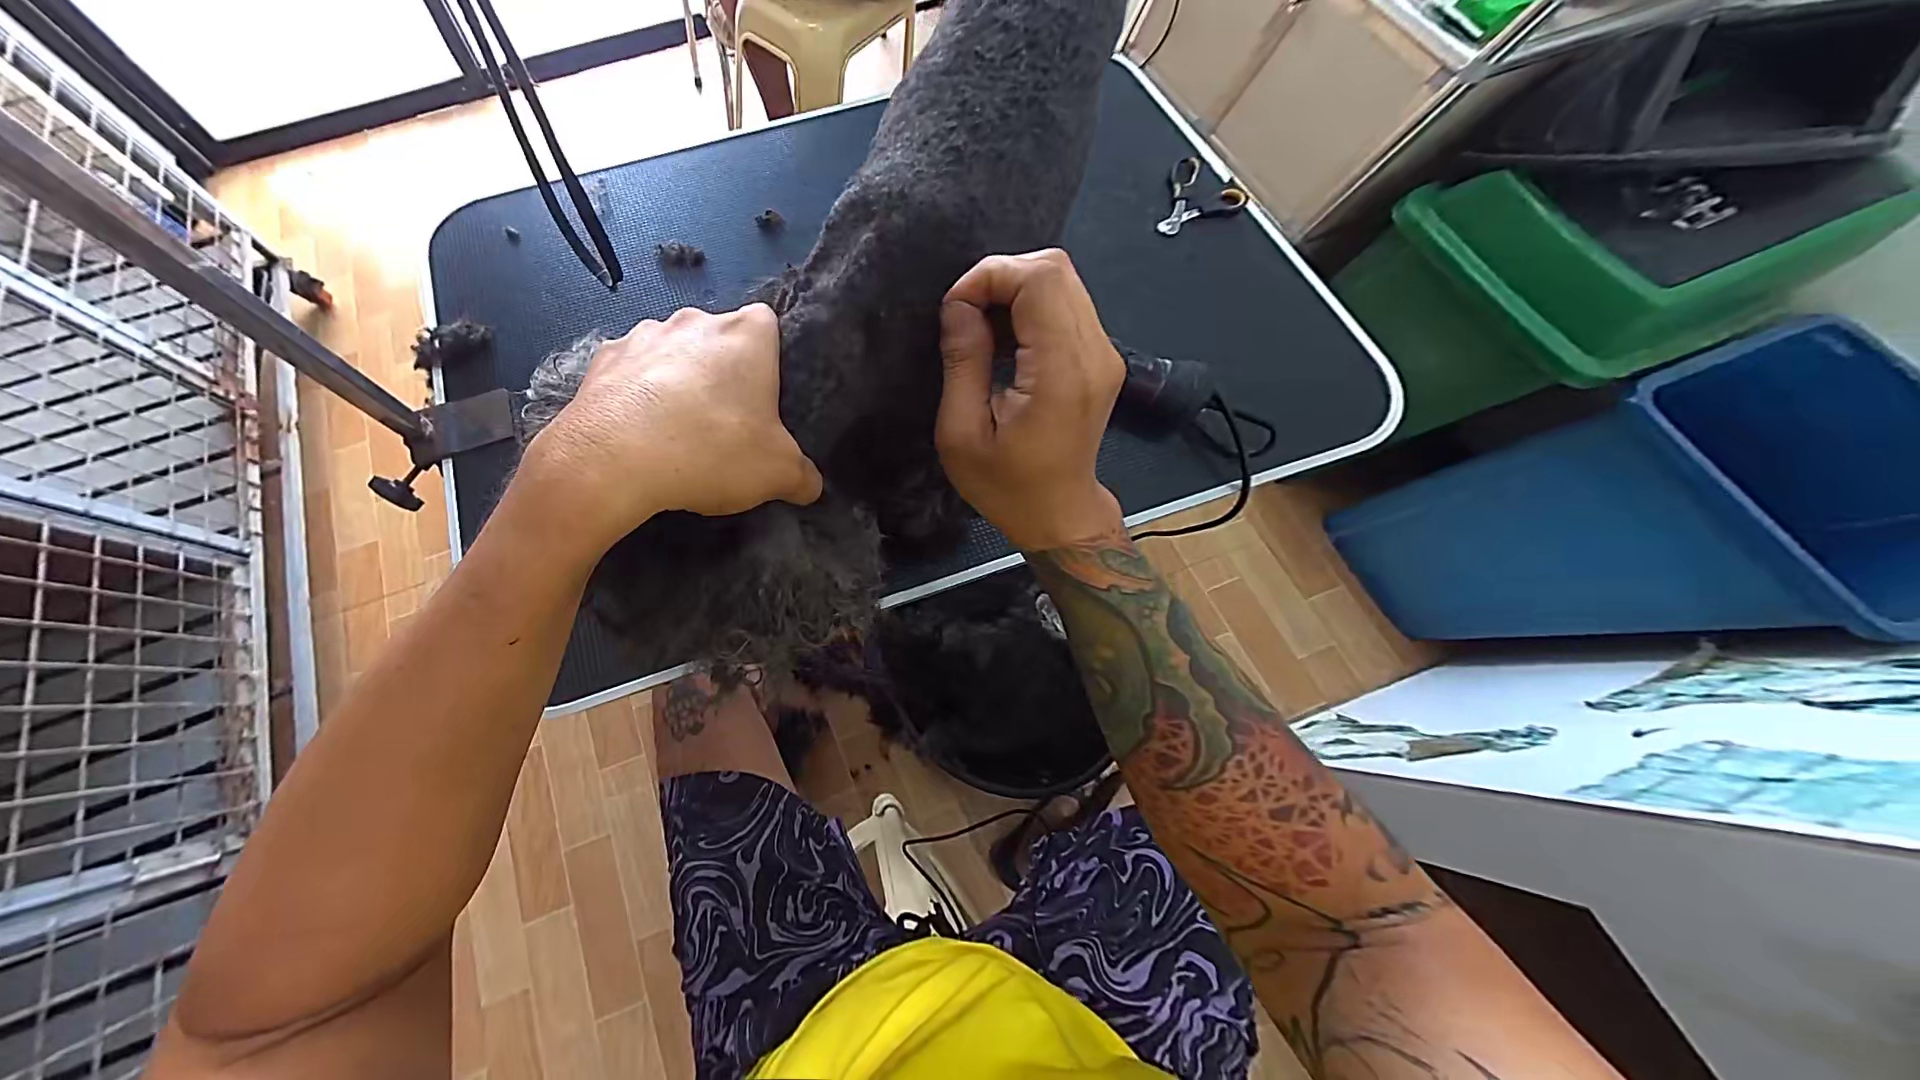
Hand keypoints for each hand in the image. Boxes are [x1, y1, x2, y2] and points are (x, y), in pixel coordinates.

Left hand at [512, 305, 822, 554]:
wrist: (611, 460)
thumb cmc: (712, 450)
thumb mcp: (779, 474)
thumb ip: (804, 477)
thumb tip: (810, 485)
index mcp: (747, 335)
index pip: (769, 324)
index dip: (770, 358)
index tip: (766, 396)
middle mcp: (695, 320)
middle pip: (720, 339)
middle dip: (724, 371)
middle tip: (727, 421)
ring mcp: (643, 334)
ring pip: (674, 352)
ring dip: (679, 380)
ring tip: (678, 430)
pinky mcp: (602, 358)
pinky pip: (633, 372)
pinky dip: (639, 394)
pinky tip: (640, 432)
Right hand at [936, 250, 1125, 550]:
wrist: (1059, 513)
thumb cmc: (1008, 487)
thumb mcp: (962, 432)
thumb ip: (963, 360)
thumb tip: (959, 306)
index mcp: (1062, 373)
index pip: (1039, 279)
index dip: (990, 276)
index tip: (956, 309)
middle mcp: (1095, 354)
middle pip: (1056, 268)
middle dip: (1002, 277)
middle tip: (967, 315)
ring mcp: (1104, 355)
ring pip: (1063, 281)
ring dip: (1016, 292)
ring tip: (984, 331)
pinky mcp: (1102, 358)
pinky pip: (1068, 306)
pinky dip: (1032, 309)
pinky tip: (1008, 342)